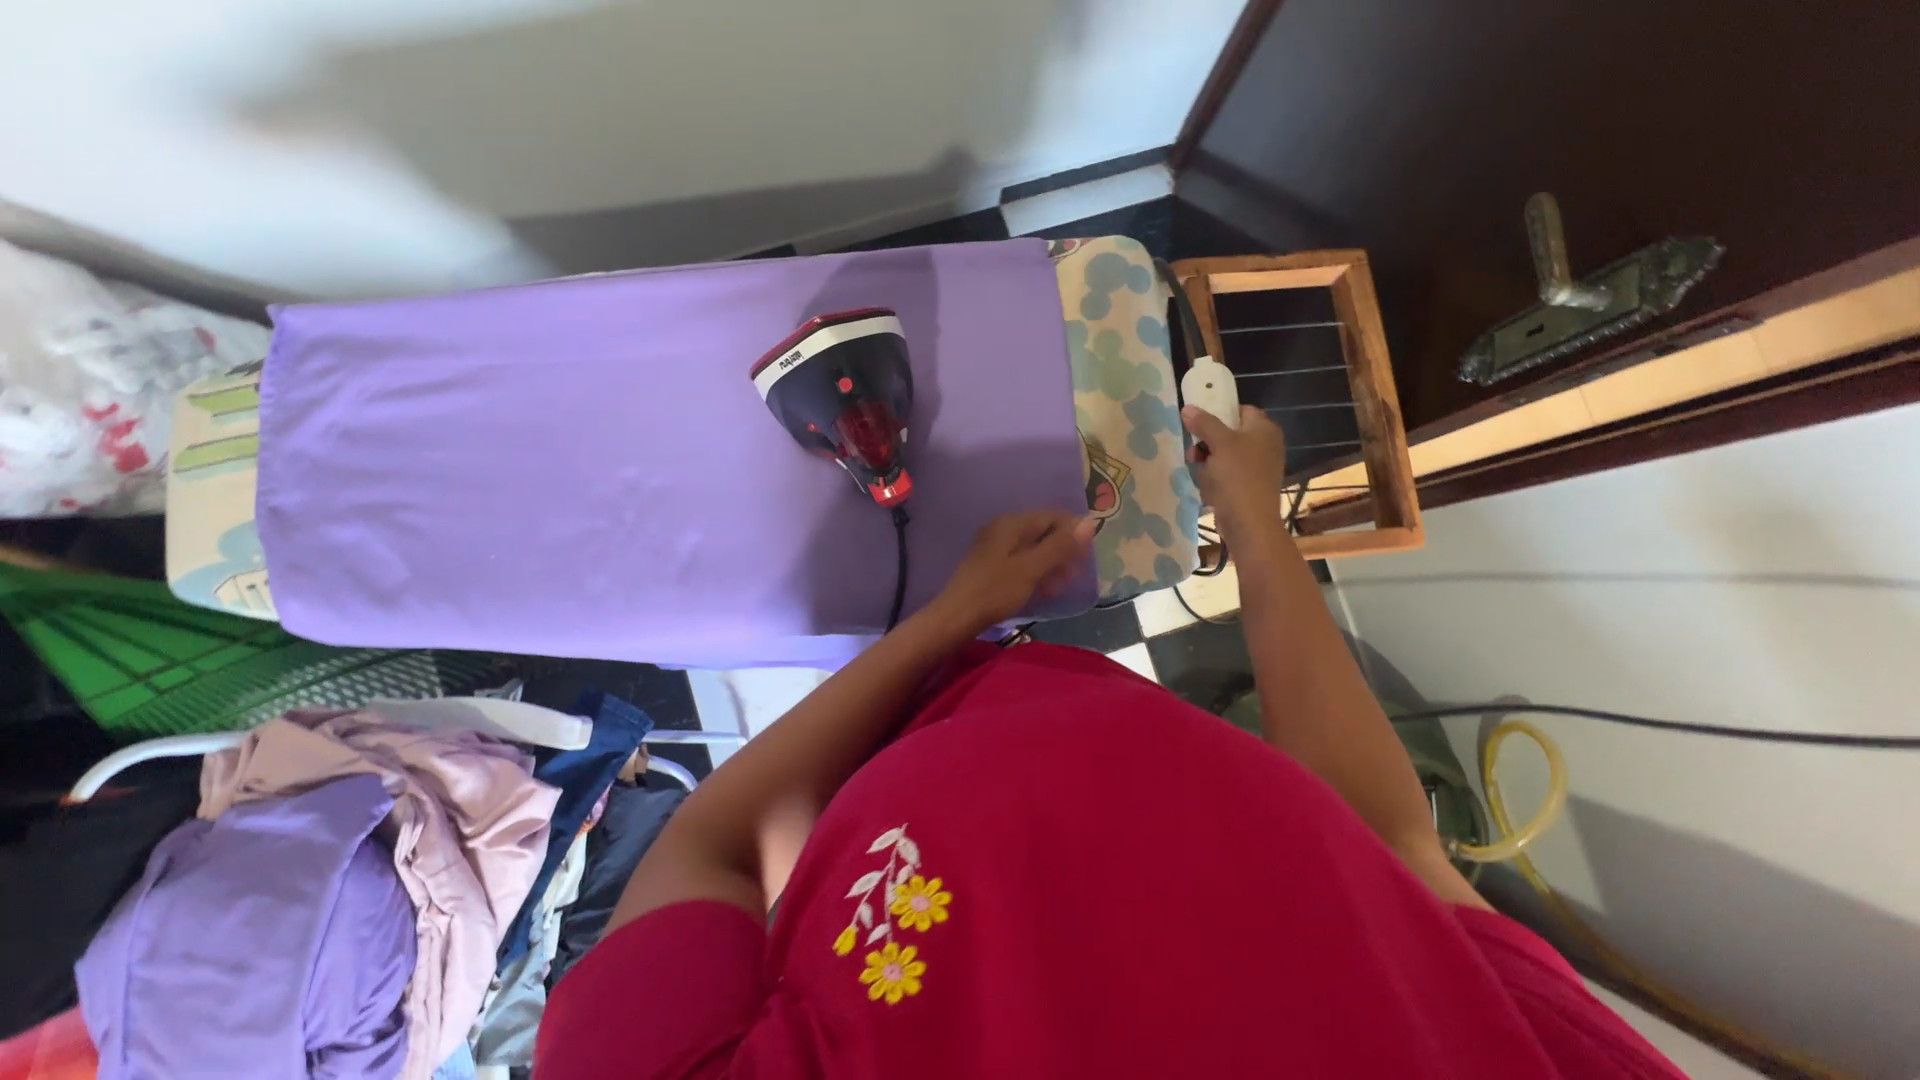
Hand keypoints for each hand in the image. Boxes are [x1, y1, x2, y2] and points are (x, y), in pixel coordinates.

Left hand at [929, 509, 1096, 632]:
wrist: (956, 617)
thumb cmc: (995, 591)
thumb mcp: (1031, 568)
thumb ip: (1060, 545)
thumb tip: (1090, 521)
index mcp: (1011, 523)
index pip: (1051, 516)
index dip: (1073, 532)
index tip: (1085, 556)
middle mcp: (1002, 529)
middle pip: (1042, 531)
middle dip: (1062, 550)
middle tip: (1075, 574)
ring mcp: (994, 547)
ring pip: (1032, 548)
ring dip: (1051, 564)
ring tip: (1062, 585)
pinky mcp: (991, 566)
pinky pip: (1021, 561)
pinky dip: (1036, 572)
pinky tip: (1044, 589)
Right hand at [1183, 404, 1285, 537]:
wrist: (1249, 523)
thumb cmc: (1238, 477)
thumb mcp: (1220, 444)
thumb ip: (1204, 423)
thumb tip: (1188, 408)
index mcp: (1264, 430)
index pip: (1241, 410)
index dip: (1219, 412)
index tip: (1198, 422)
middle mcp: (1264, 445)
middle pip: (1229, 433)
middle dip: (1207, 442)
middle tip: (1194, 451)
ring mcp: (1257, 468)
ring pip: (1223, 456)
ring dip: (1207, 463)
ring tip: (1200, 472)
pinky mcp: (1247, 487)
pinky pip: (1226, 475)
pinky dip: (1214, 479)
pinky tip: (1207, 487)